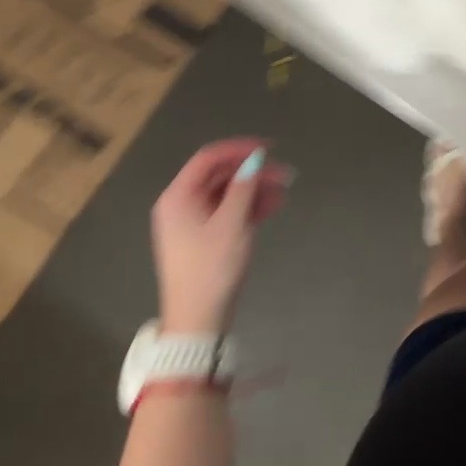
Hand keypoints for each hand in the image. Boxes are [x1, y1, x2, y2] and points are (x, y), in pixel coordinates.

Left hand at [152, 139, 291, 332]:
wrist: (198, 316)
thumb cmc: (212, 267)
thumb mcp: (232, 224)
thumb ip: (243, 187)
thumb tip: (254, 160)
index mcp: (179, 197)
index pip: (209, 159)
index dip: (239, 149)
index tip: (270, 148)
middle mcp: (182, 204)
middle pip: (220, 176)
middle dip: (253, 172)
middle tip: (286, 175)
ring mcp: (193, 221)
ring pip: (228, 194)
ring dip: (255, 189)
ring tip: (284, 192)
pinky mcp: (205, 237)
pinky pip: (229, 211)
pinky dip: (250, 206)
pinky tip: (273, 206)